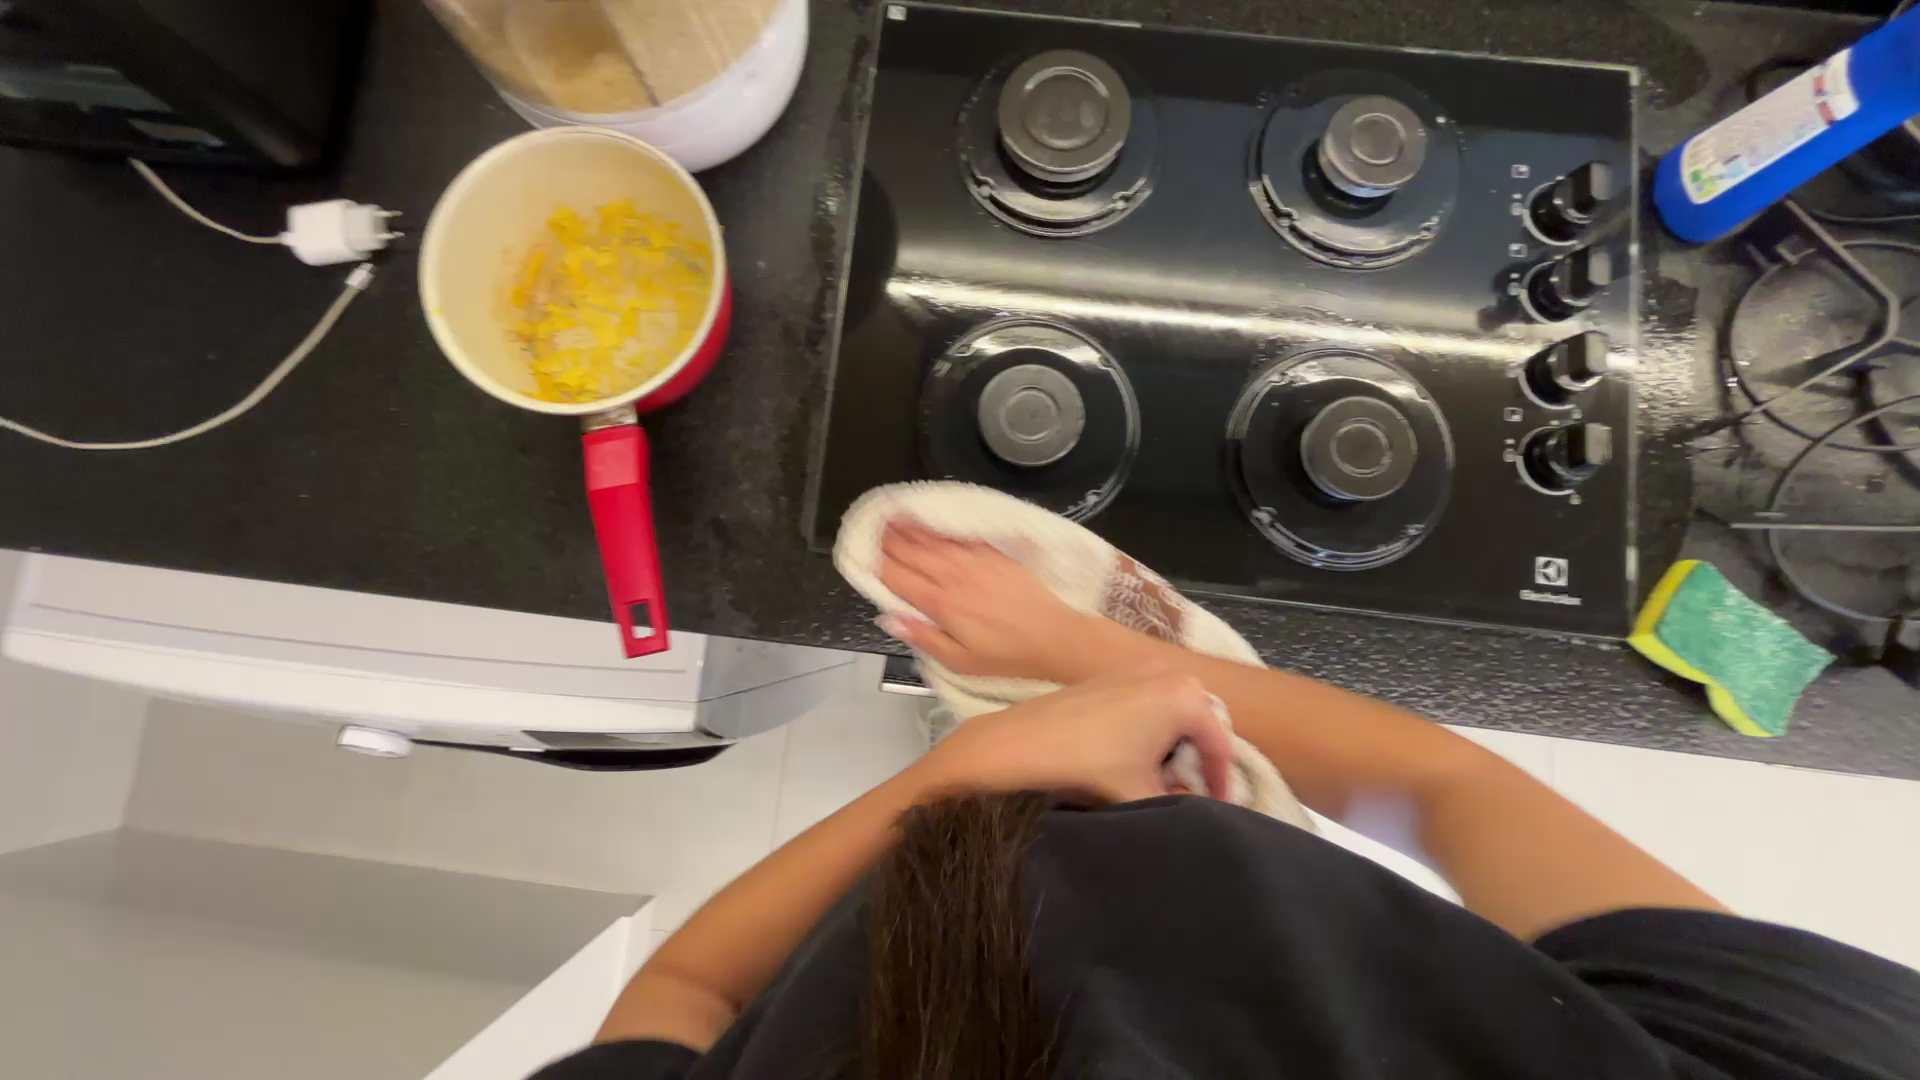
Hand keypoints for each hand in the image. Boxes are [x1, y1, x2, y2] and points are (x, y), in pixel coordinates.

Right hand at [877, 519, 1128, 681]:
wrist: (1054, 637)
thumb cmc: (1007, 655)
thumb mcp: (960, 661)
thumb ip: (923, 638)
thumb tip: (889, 619)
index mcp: (942, 605)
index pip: (899, 579)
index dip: (878, 565)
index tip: (863, 554)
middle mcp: (954, 578)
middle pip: (913, 554)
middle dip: (889, 541)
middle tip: (870, 528)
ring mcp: (975, 562)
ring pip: (934, 541)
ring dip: (910, 529)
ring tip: (891, 517)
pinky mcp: (994, 555)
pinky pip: (960, 536)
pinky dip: (941, 528)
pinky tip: (930, 522)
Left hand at [905, 670, 1233, 803]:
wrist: (1022, 742)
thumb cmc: (1091, 766)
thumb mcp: (1144, 794)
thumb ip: (1180, 804)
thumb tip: (1190, 806)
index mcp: (1186, 696)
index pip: (1220, 745)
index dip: (1220, 784)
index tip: (1213, 811)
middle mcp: (1167, 671)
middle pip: (1199, 723)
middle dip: (1195, 761)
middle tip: (1185, 795)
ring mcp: (1135, 667)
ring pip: (1171, 711)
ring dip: (1171, 745)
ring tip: (1157, 780)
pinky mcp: (1109, 673)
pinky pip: (1146, 701)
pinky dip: (1148, 728)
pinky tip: (1129, 757)